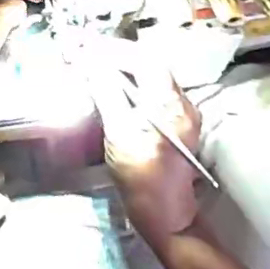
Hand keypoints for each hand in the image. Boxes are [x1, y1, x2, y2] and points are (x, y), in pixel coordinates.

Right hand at [92, 64, 203, 247]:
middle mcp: (182, 104)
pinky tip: (110, 86)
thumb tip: (93, 65)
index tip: (88, 48)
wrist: (168, 220)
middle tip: (87, 53)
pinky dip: (129, 82)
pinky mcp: (174, 125)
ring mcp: (181, 115)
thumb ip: (108, 95)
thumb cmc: (142, 180)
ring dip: (122, 67)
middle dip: (117, 56)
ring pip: (150, 77)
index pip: (145, 60)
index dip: (116, 50)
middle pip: (149, 65)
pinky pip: (151, 92)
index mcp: (171, 105)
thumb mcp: (119, 134)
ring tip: (94, 64)